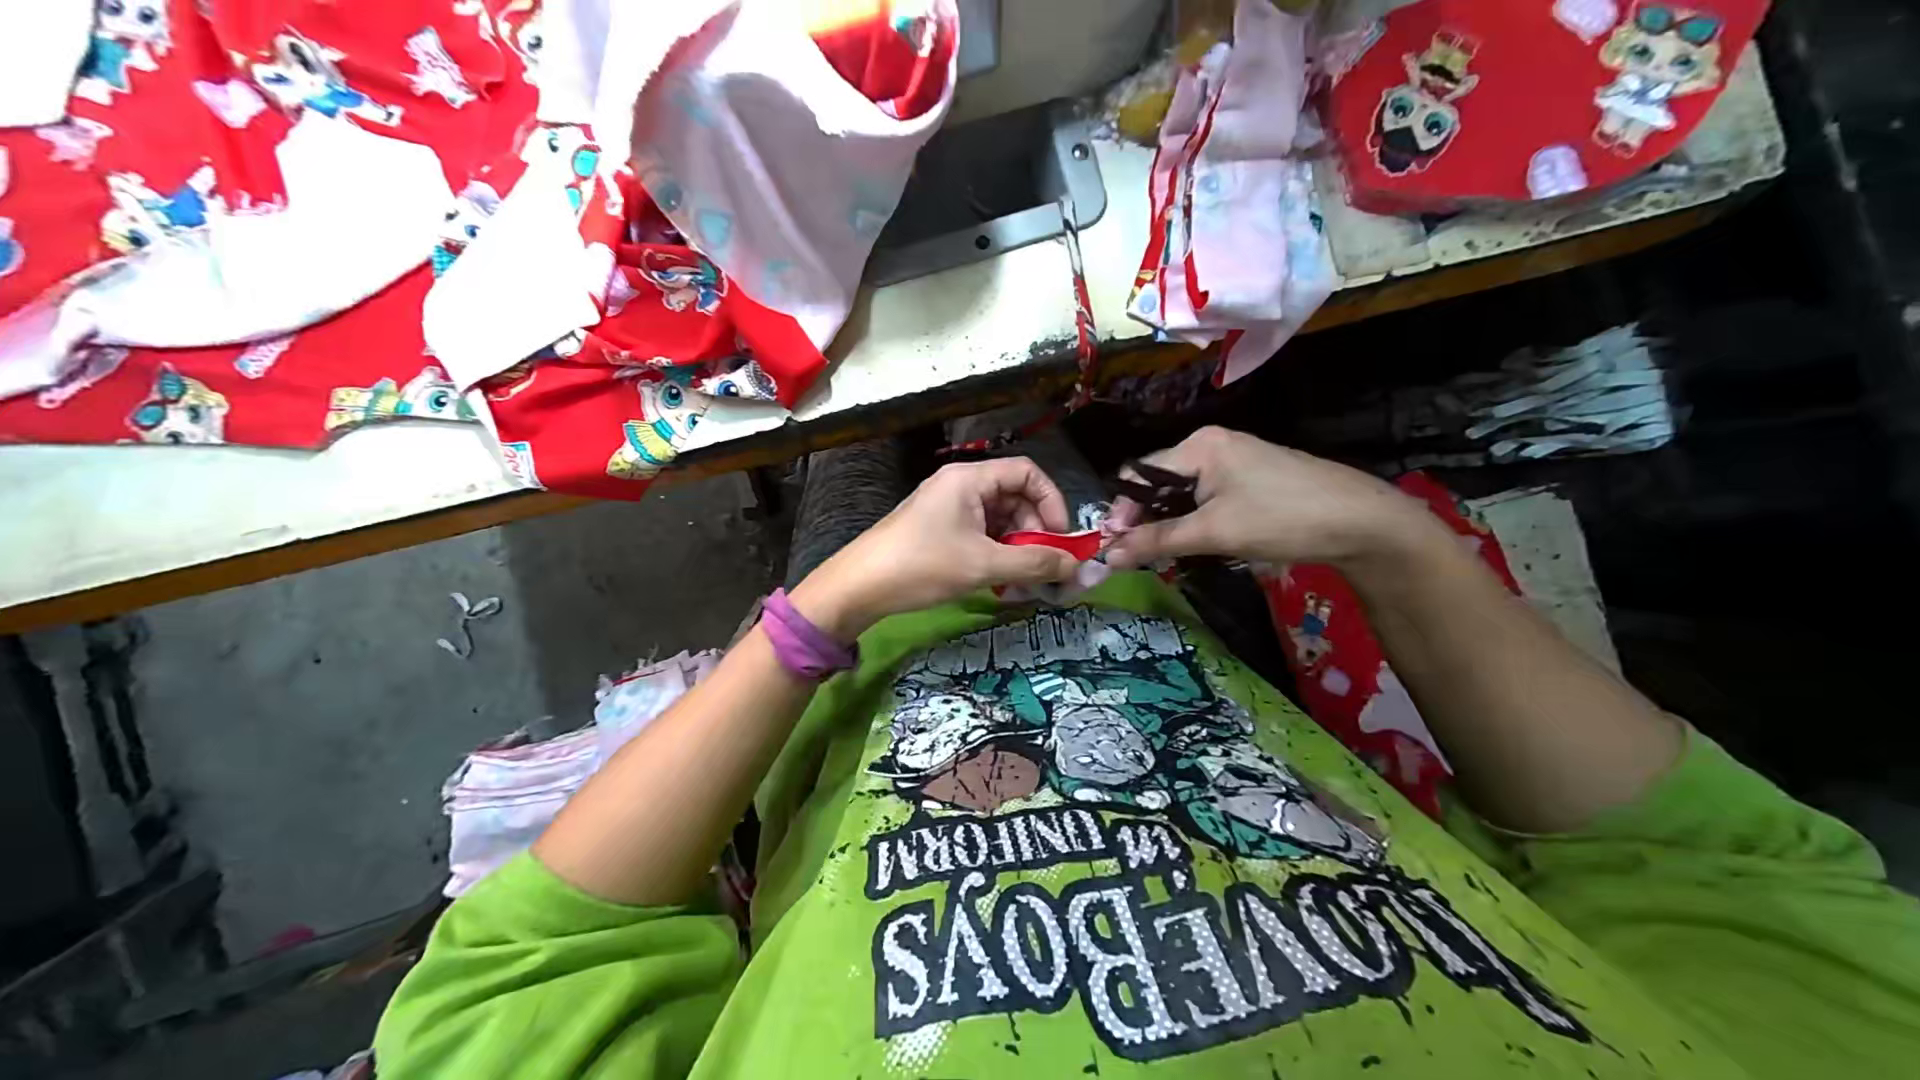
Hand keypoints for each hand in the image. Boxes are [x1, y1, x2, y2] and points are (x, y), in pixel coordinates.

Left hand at [789, 458, 1081, 639]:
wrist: (860, 586)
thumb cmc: (923, 565)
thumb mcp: (983, 565)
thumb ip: (1034, 563)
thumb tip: (1074, 566)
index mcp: (970, 479)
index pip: (1027, 473)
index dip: (1051, 502)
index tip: (1059, 538)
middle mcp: (960, 486)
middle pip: (1015, 498)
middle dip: (1034, 533)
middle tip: (1041, 569)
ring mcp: (948, 508)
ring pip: (999, 521)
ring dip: (1016, 549)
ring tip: (1021, 583)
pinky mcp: (939, 530)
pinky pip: (980, 535)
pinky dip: (996, 555)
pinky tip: (999, 583)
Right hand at [1104, 427, 1444, 570]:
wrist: (1363, 523)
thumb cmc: (1282, 518)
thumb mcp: (1213, 532)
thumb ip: (1156, 542)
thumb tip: (1106, 556)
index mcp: (1198, 445)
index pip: (1139, 474)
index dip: (1122, 512)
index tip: (1115, 548)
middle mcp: (1211, 445)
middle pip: (1158, 483)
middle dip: (1144, 520)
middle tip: (1140, 557)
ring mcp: (1234, 460)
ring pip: (1181, 494)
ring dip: (1169, 524)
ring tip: (1166, 555)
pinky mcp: (1250, 479)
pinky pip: (1205, 498)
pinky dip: (1194, 521)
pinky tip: (1198, 543)